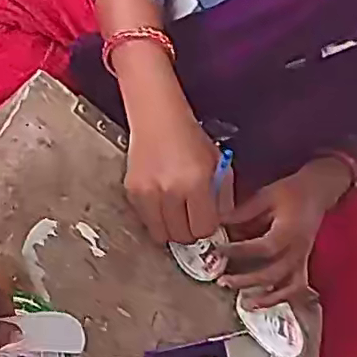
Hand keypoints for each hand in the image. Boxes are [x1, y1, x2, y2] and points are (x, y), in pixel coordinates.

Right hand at [125, 106, 228, 244]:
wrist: (157, 120)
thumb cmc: (189, 138)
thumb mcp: (218, 163)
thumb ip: (223, 196)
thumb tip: (220, 222)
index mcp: (196, 182)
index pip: (204, 228)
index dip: (208, 227)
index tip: (207, 220)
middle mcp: (171, 190)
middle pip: (182, 236)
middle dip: (190, 232)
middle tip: (191, 219)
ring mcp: (148, 192)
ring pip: (161, 234)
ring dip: (171, 229)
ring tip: (176, 214)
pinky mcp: (132, 191)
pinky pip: (146, 220)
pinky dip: (155, 218)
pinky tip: (161, 202)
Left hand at [221, 156, 355, 307]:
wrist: (318, 191)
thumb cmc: (290, 192)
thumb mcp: (265, 196)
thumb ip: (242, 213)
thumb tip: (217, 225)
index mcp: (289, 232)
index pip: (263, 248)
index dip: (240, 252)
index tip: (218, 251)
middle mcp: (298, 250)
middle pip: (273, 273)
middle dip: (246, 280)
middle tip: (222, 280)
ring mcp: (303, 259)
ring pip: (288, 287)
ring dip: (266, 297)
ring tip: (243, 302)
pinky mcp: (303, 263)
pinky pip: (295, 287)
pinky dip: (280, 298)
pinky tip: (261, 302)